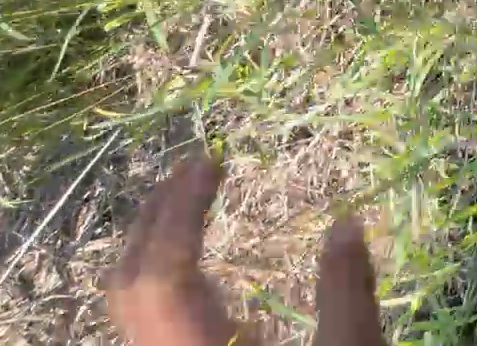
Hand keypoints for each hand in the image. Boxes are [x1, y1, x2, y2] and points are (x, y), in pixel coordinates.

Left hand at [106, 153, 383, 345]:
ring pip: (128, 303)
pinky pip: (147, 316)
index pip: (167, 276)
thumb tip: (345, 221)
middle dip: (155, 217)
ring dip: (154, 240)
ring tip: (189, 195)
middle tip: (195, 163)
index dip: (182, 213)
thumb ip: (348, 292)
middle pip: (129, 287)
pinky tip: (193, 257)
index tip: (213, 159)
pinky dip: (163, 271)